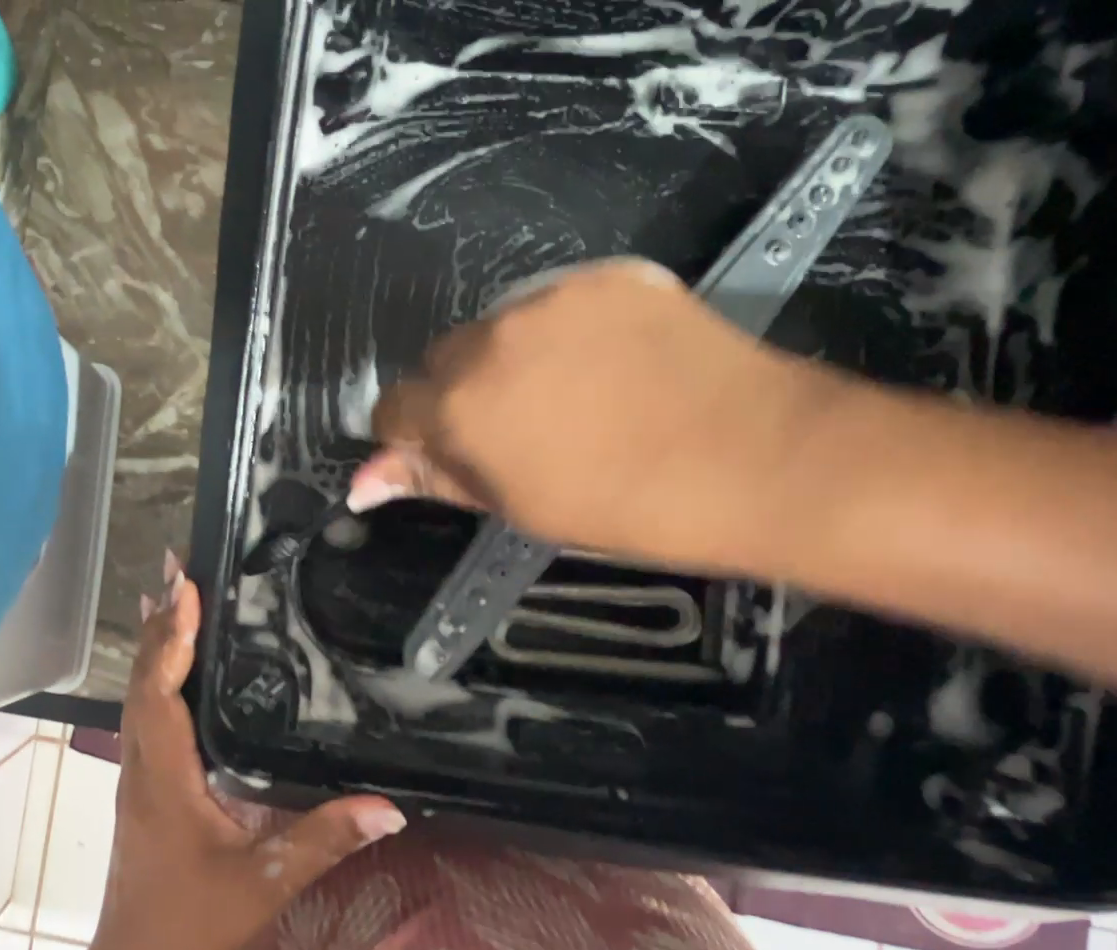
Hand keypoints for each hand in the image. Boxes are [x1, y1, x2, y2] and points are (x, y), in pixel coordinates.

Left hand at [99, 555, 406, 949]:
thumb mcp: (266, 881)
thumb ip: (325, 840)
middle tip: (172, 568)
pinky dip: (154, 680)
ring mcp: (135, 778)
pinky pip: (143, 719)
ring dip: (152, 648)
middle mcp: (141, 767)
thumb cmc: (195, 923)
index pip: (160, 691)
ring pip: (138, 698)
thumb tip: (391, 808)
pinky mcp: (141, 791)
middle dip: (157, 623)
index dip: (171, 636)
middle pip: (142, 681)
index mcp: (164, 777)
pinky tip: (170, 674)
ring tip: (165, 602)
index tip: (182, 585)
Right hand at [348, 258, 858, 572]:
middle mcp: (487, 341)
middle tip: (519, 428)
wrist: (755, 457)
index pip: (394, 406)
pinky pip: (555, 303)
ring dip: (510, 357)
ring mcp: (548, 300)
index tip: (454, 452)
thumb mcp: (515, 505)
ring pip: (496, 328)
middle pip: (441, 360)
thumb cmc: (621, 506)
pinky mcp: (604, 276)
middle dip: (460, 390)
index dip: (417, 434)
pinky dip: (565, 331)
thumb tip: (361, 482)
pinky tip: (612, 365)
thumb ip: (434, 479)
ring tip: (573, 394)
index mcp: (458, 408)